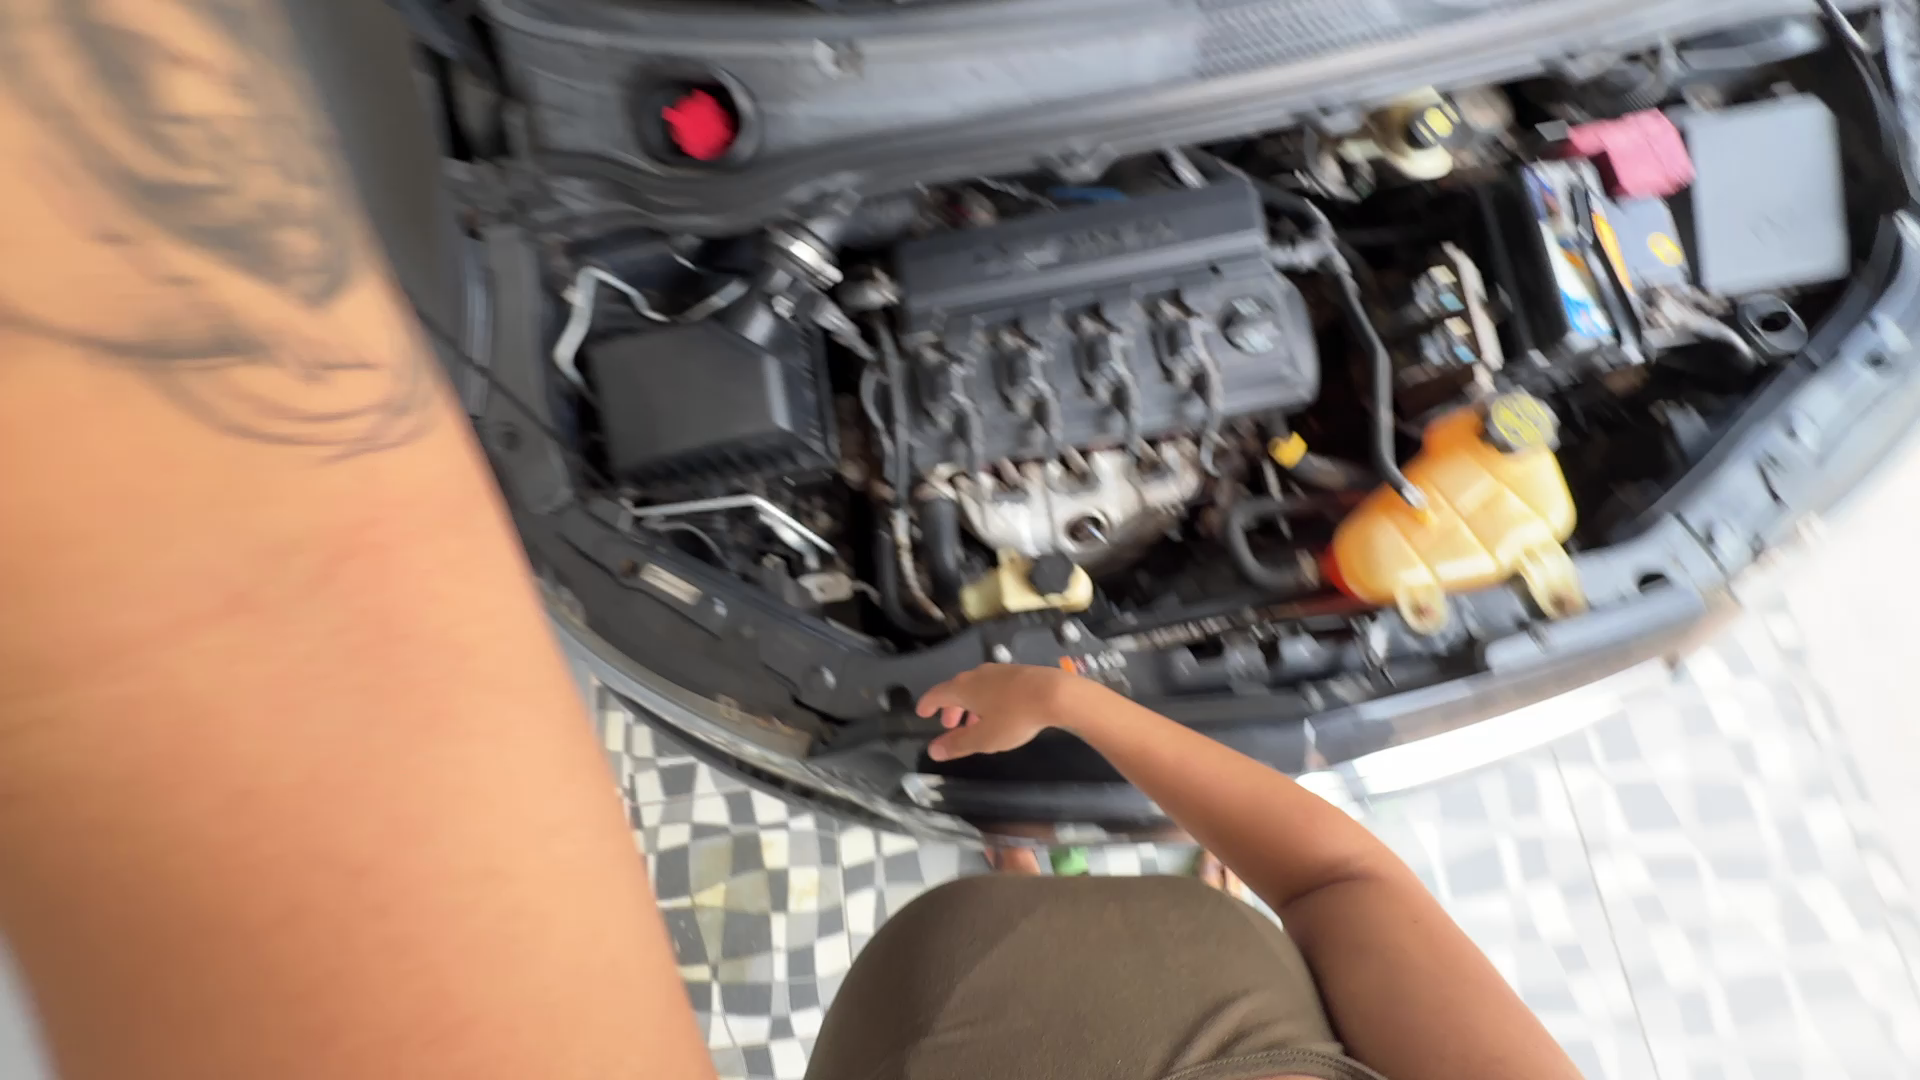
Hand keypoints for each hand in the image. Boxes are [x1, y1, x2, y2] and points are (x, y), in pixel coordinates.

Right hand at [915, 663, 1099, 760]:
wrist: (1055, 693)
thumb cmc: (1014, 717)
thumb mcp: (984, 738)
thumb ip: (957, 744)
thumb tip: (932, 750)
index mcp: (964, 688)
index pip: (937, 693)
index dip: (927, 703)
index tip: (921, 712)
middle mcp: (977, 674)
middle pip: (957, 689)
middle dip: (951, 708)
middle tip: (949, 726)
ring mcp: (999, 670)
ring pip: (977, 687)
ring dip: (970, 706)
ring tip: (976, 725)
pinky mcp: (1019, 672)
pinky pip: (993, 686)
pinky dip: (987, 700)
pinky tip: (999, 713)